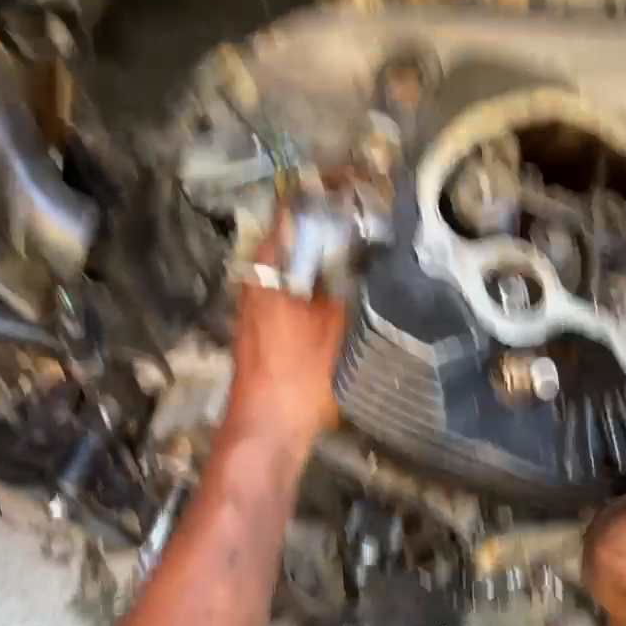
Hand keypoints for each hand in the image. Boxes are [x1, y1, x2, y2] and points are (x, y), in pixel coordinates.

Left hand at [225, 220, 348, 449]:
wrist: (267, 432)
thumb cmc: (297, 376)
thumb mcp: (335, 326)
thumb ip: (348, 286)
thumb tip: (366, 257)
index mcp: (267, 272)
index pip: (292, 216)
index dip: (323, 202)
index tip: (354, 193)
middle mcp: (256, 287)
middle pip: (295, 248)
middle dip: (330, 239)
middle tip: (369, 232)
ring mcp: (257, 315)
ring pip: (296, 279)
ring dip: (326, 272)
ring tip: (366, 265)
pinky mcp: (265, 340)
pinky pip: (295, 305)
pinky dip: (318, 300)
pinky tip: (347, 308)